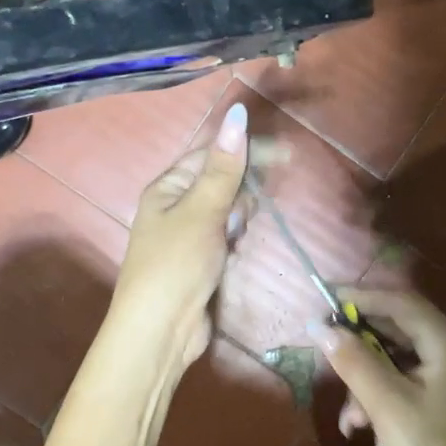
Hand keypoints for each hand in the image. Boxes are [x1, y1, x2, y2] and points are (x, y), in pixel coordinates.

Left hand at [113, 101, 250, 363]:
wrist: (160, 331)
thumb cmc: (176, 264)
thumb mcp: (202, 211)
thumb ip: (224, 168)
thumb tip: (238, 115)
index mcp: (167, 188)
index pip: (210, 154)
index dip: (244, 151)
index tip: (285, 155)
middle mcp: (175, 207)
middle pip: (220, 182)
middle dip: (241, 191)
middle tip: (243, 214)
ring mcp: (188, 237)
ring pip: (227, 211)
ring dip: (239, 218)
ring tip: (237, 236)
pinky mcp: (202, 262)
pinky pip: (226, 237)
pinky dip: (236, 239)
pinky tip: (238, 250)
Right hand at [313, 288, 445, 445]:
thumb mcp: (386, 406)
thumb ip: (354, 362)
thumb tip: (321, 327)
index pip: (403, 304)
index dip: (363, 297)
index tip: (326, 299)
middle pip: (401, 331)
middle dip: (362, 350)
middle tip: (330, 358)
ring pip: (401, 361)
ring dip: (370, 383)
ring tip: (351, 420)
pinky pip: (411, 382)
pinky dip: (386, 397)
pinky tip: (368, 428)